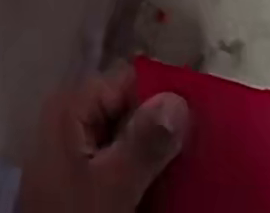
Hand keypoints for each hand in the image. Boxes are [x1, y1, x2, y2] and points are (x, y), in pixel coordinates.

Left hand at [17, 63, 190, 212]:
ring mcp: (75, 148)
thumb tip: (180, 98)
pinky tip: (163, 187)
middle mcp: (72, 117)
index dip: (163, 97)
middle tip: (196, 150)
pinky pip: (118, 160)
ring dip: (153, 153)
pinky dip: (140, 172)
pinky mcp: (80, 177)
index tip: (197, 121)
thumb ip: (144, 142)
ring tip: (187, 168)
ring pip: (127, 136)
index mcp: (72, 105)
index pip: (127, 81)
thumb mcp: (111, 187)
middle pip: (128, 107)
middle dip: (161, 128)